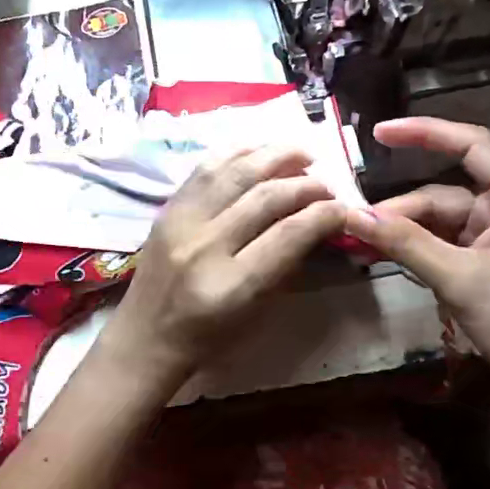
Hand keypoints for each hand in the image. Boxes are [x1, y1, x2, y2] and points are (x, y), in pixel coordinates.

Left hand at [106, 146, 347, 386]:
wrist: (145, 339)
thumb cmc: (208, 337)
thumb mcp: (257, 313)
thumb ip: (286, 265)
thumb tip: (317, 223)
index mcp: (231, 285)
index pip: (289, 234)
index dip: (324, 214)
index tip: (344, 207)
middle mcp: (204, 247)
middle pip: (265, 197)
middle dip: (305, 185)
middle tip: (326, 185)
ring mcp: (180, 224)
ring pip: (234, 172)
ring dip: (274, 155)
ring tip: (302, 153)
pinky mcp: (166, 210)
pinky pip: (205, 169)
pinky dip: (237, 153)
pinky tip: (260, 149)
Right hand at [343, 118, 489, 468]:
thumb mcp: (460, 280)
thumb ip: (406, 243)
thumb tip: (353, 215)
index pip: (472, 144)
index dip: (424, 133)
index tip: (378, 133)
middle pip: (449, 193)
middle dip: (404, 209)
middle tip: (357, 226)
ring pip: (448, 222)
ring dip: (411, 234)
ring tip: (368, 247)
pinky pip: (455, 245)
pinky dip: (426, 251)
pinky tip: (397, 261)